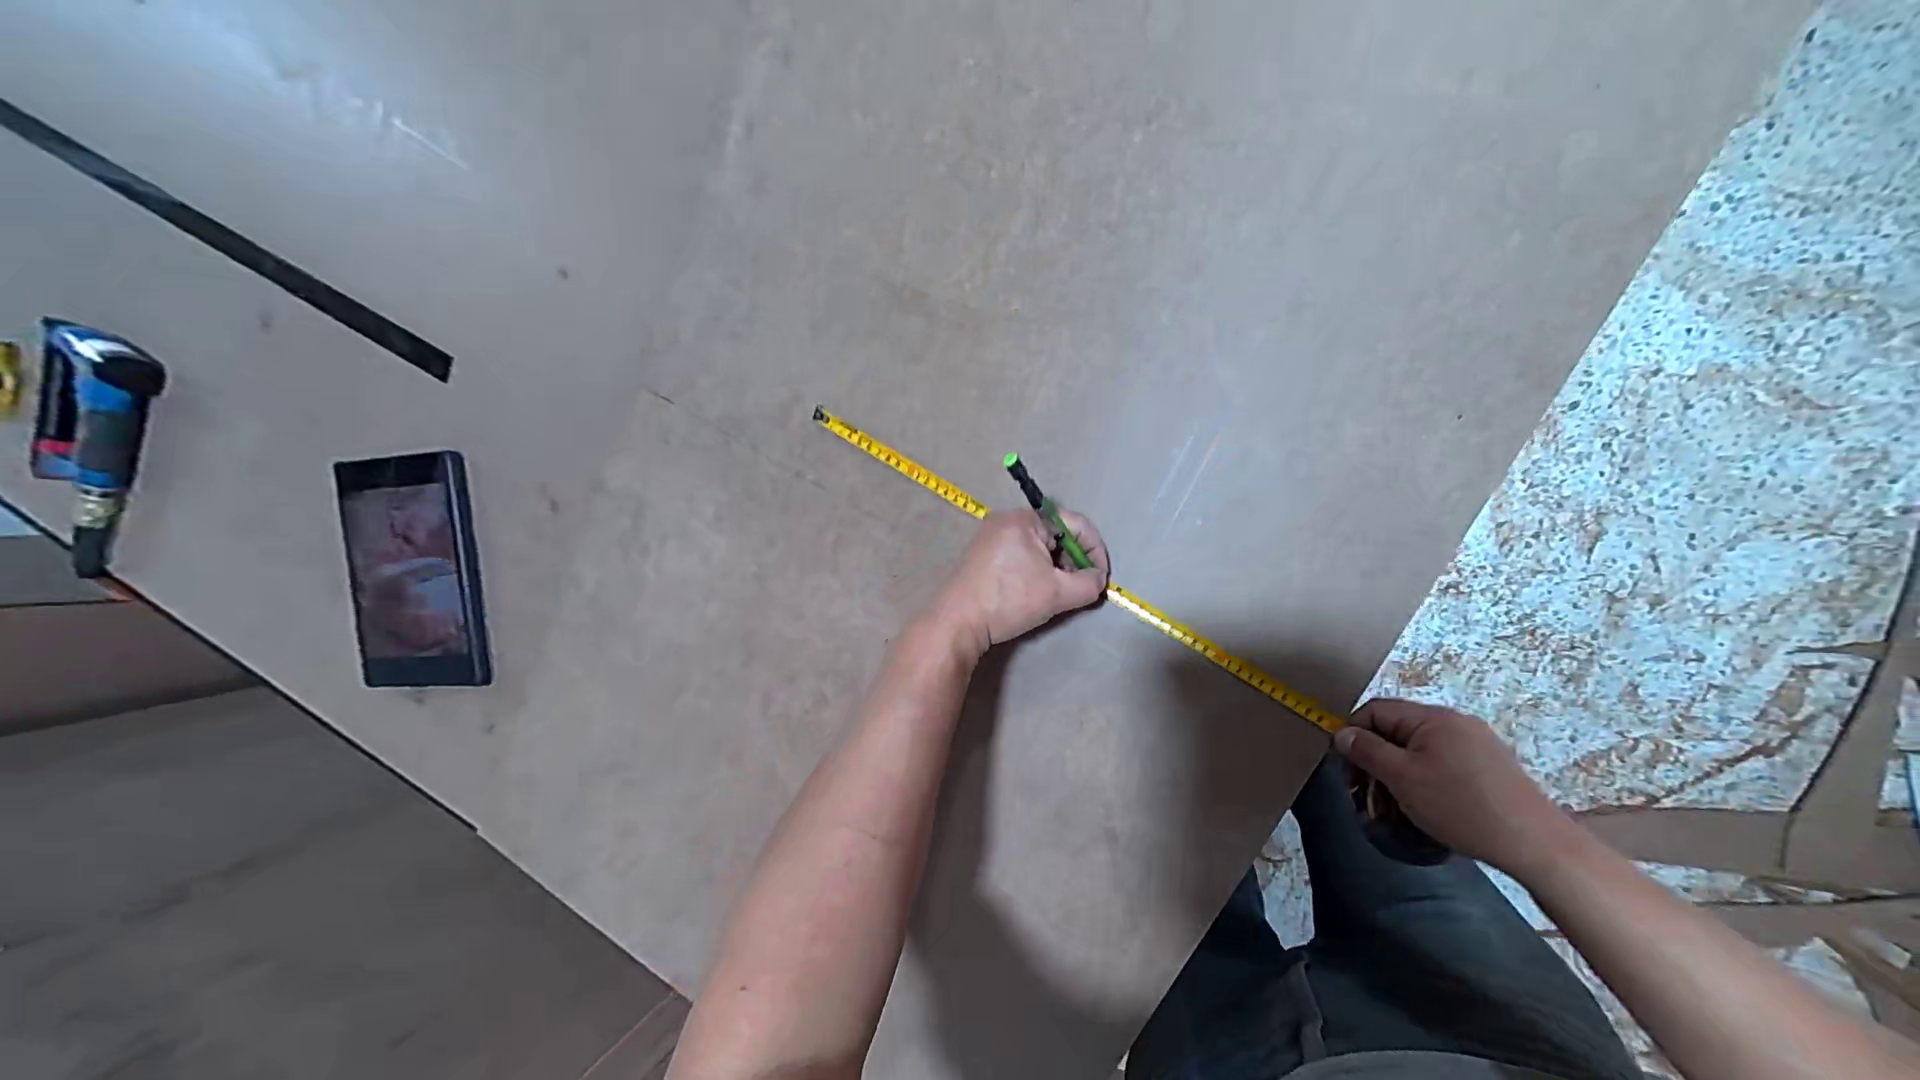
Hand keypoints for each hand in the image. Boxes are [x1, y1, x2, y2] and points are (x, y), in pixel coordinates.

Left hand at [929, 509, 1109, 655]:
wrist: (957, 622)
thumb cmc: (1008, 601)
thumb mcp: (1058, 593)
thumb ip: (1088, 584)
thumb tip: (1098, 580)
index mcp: (1024, 519)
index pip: (1075, 524)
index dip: (1095, 551)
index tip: (1102, 578)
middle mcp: (1006, 520)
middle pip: (1056, 534)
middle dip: (1074, 561)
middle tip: (1081, 587)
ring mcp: (991, 537)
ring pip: (1039, 547)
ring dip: (1056, 568)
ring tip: (1060, 593)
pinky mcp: (982, 555)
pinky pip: (1021, 555)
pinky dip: (1036, 571)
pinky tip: (1037, 593)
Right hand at [1334, 699, 1576, 874]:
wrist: (1537, 846)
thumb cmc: (1460, 807)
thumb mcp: (1401, 778)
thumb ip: (1366, 750)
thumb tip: (1342, 734)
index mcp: (1432, 718)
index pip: (1374, 710)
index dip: (1352, 734)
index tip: (1345, 767)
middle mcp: (1455, 721)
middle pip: (1396, 728)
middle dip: (1374, 757)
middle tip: (1363, 790)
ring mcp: (1476, 743)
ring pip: (1418, 747)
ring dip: (1397, 770)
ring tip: (1392, 802)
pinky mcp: (1490, 766)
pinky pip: (1441, 760)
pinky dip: (1423, 777)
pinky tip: (1425, 803)